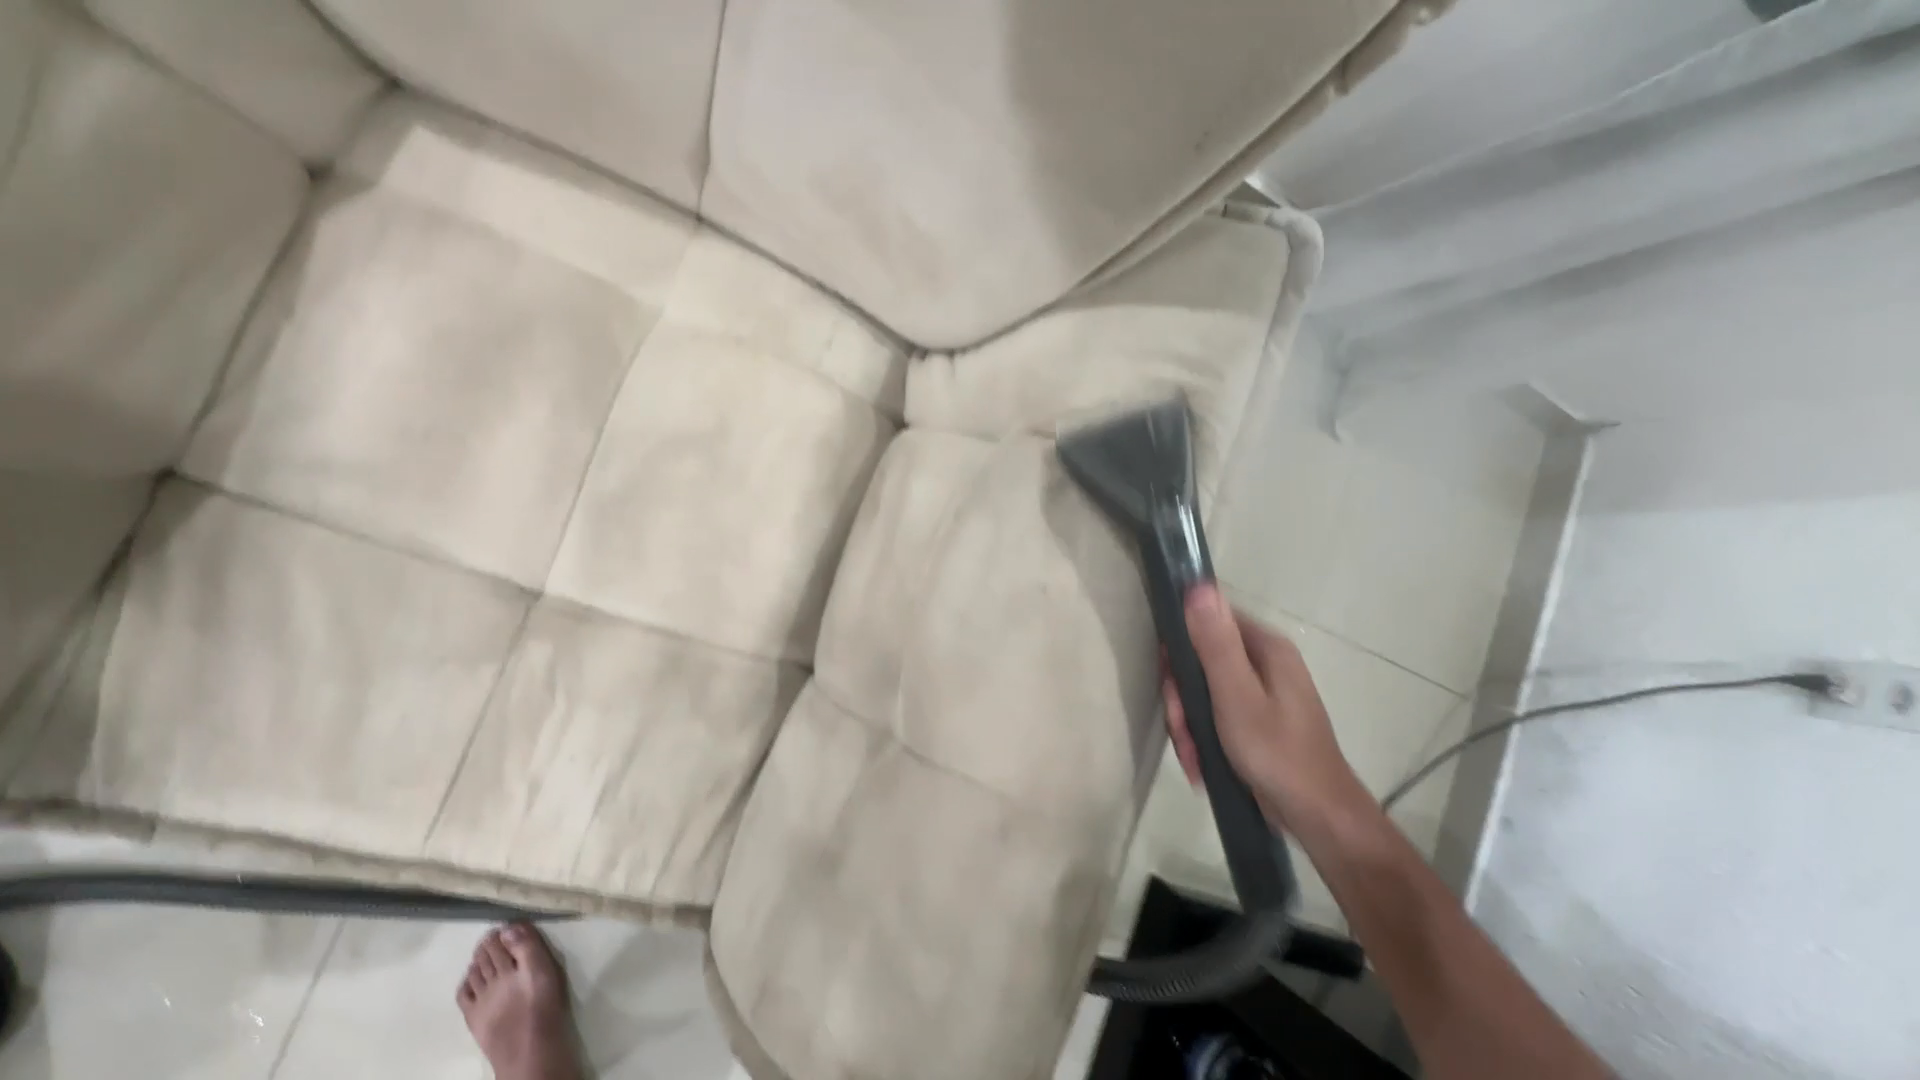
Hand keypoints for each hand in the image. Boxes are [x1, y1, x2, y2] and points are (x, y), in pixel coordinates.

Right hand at [1162, 583, 1365, 826]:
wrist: (1316, 815)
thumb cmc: (1276, 753)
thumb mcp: (1236, 696)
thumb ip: (1215, 643)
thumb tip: (1198, 585)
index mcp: (1266, 649)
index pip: (1208, 621)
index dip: (1181, 649)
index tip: (1170, 683)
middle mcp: (1266, 664)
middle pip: (1202, 663)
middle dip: (1184, 702)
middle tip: (1182, 732)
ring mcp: (1263, 695)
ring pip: (1205, 694)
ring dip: (1190, 727)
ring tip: (1193, 758)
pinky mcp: (1257, 722)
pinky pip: (1216, 718)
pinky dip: (1204, 740)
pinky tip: (1201, 766)